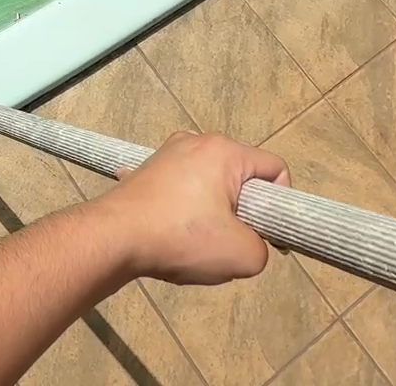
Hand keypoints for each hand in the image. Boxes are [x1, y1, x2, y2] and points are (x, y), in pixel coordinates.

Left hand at [88, 130, 289, 285]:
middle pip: (241, 174)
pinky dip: (186, 205)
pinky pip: (183, 186)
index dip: (280, 205)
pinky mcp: (149, 166)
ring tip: (199, 236)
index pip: (274, 168)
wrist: (115, 235)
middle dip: (245, 208)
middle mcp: (194, 140)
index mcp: (222, 150)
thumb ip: (264, 245)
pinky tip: (173, 225)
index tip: (267, 233)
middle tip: (232, 237)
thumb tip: (247, 237)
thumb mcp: (245, 255)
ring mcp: (167, 151)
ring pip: (212, 181)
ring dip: (215, 209)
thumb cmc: (182, 237)